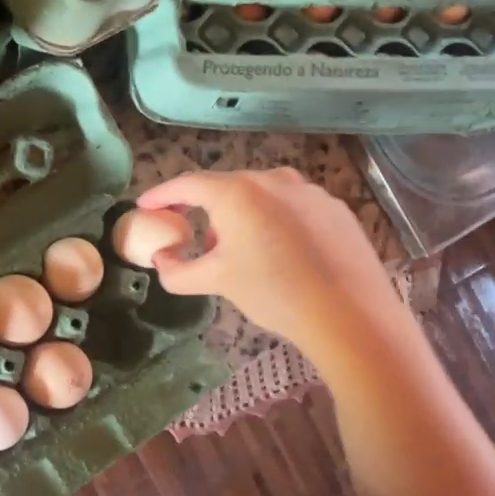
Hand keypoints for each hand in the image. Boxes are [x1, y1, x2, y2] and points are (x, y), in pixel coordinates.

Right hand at [137, 169, 406, 357]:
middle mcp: (272, 180)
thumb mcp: (215, 281)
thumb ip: (176, 271)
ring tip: (239, 251)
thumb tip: (160, 260)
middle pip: (225, 188)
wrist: (350, 315)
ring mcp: (309, 192)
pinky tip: (279, 255)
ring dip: (241, 217)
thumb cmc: (273, 291)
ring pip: (261, 197)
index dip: (161, 195)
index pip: (186, 184)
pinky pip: (291, 208)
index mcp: (237, 192)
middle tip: (194, 238)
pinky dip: (274, 223)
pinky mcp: (335, 210)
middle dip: (204, 210)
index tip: (144, 207)